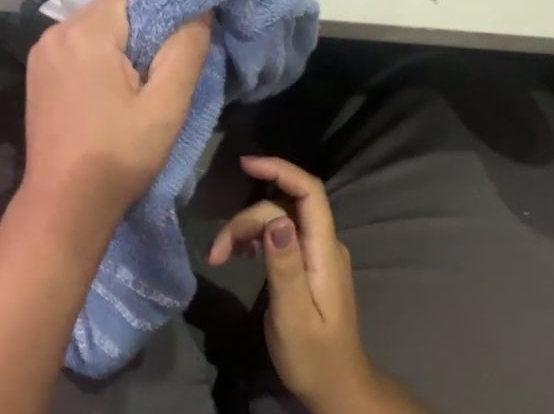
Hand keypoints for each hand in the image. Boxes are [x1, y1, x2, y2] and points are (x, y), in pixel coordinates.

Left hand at [22, 0, 211, 226]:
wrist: (64, 207)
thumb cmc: (118, 157)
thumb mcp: (166, 107)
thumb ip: (186, 50)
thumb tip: (201, 9)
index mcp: (85, 32)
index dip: (161, 9)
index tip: (178, 41)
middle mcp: (56, 32)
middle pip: (113, 9)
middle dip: (141, 32)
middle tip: (160, 72)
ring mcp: (42, 53)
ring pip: (96, 28)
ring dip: (120, 48)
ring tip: (138, 88)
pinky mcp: (38, 73)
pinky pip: (78, 48)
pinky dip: (99, 60)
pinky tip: (110, 95)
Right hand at [208, 156, 377, 411]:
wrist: (336, 388)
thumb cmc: (314, 356)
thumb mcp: (293, 316)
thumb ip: (285, 267)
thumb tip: (277, 220)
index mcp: (325, 252)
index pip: (309, 192)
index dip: (280, 170)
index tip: (245, 164)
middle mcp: (324, 244)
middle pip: (284, 206)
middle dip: (246, 218)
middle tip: (217, 251)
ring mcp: (316, 254)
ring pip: (277, 219)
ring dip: (245, 230)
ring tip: (220, 257)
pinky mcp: (306, 264)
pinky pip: (279, 235)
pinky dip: (254, 239)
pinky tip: (238, 255)